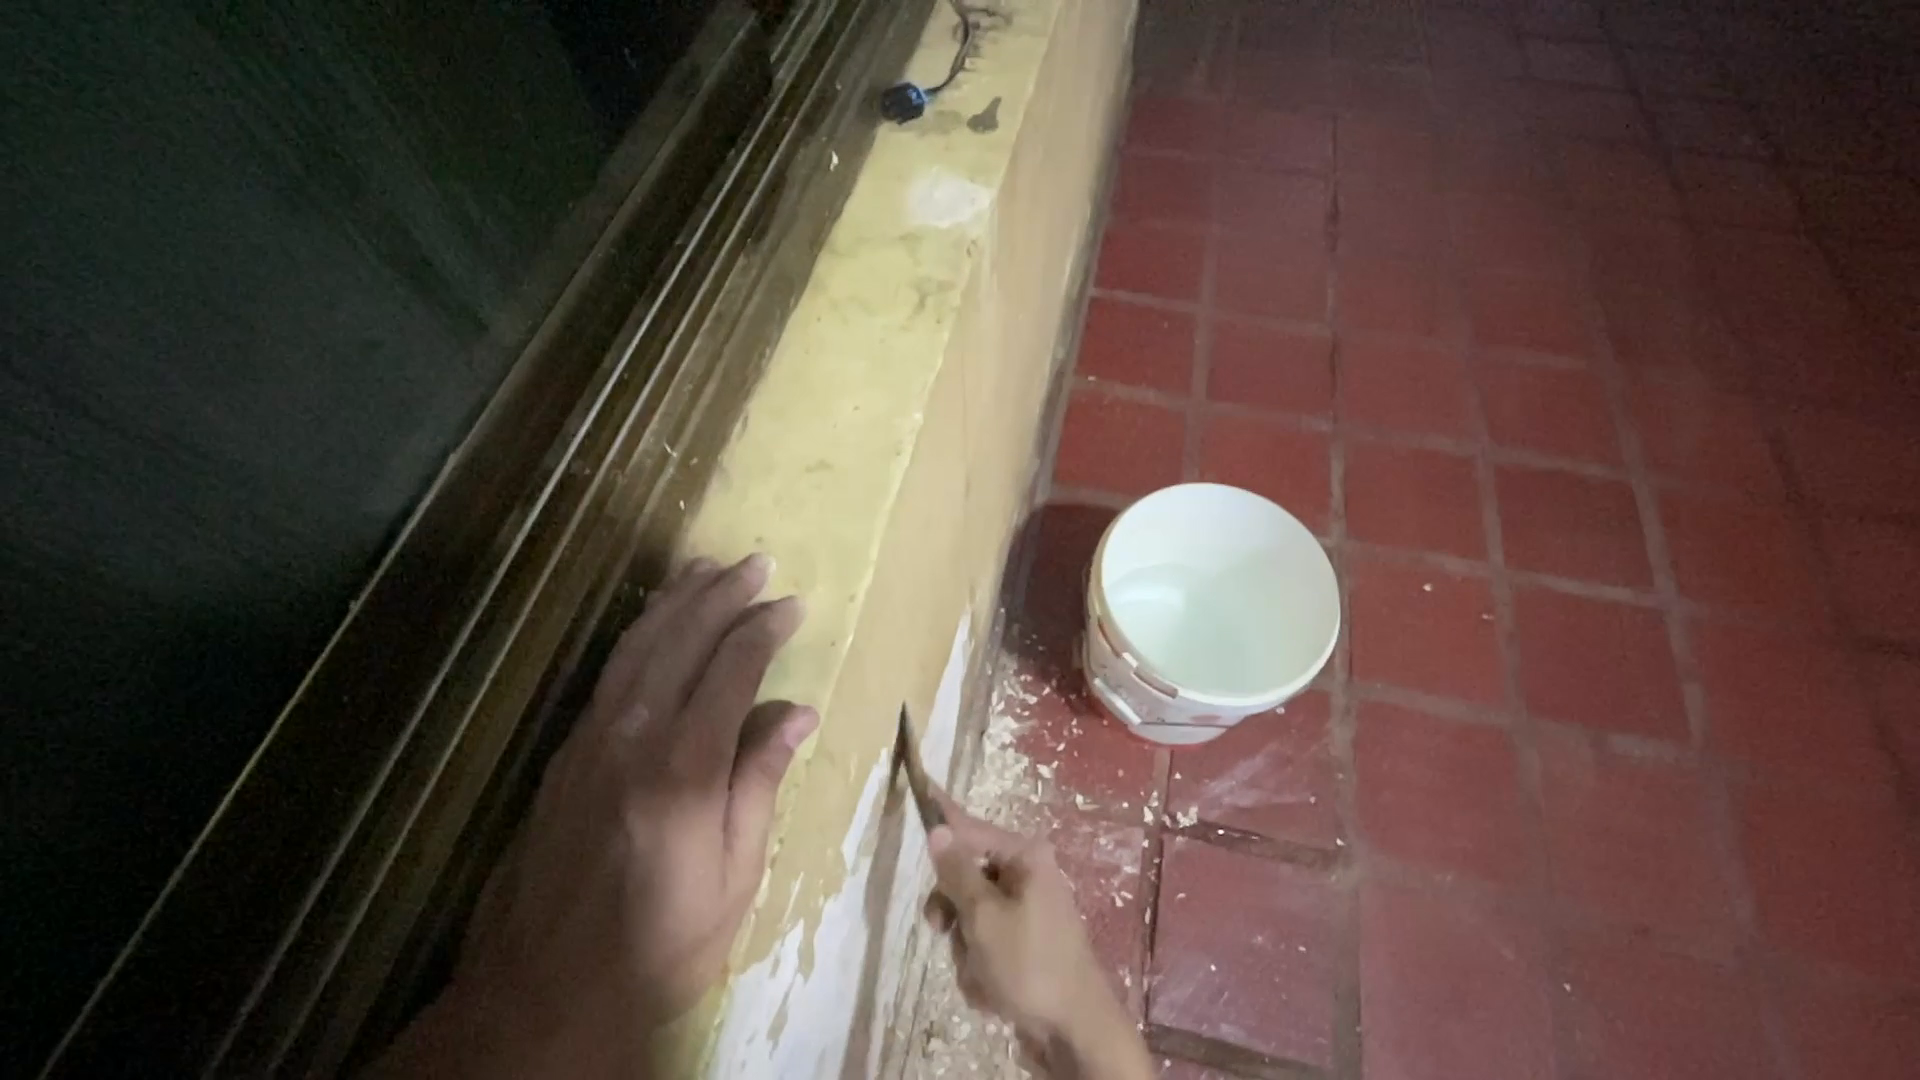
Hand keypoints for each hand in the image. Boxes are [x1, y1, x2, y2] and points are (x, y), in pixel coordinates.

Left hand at [391, 553, 813, 1076]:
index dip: (764, 629)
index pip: (732, 669)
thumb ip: (760, 781)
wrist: (544, 991)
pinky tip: (655, 622)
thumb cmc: (662, 940)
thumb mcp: (736, 873)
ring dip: (675, 600)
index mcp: (683, 766)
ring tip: (706, 566)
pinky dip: (639, 633)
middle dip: (722, 594)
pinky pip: (609, 672)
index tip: (793, 604)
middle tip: (756, 562)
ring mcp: (590, 740)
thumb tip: (798, 712)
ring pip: (637, 646)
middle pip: (681, 640)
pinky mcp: (566, 753)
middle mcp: (632, 735)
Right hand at [923, 803, 1149, 1078]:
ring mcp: (1026, 913)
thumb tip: (939, 829)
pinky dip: (980, 969)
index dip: (942, 816)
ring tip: (982, 974)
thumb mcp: (984, 916)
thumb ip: (957, 873)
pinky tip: (993, 990)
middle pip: (965, 877)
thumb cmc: (1030, 964)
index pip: (971, 827)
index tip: (921, 786)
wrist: (1074, 1032)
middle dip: (952, 913)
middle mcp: (1027, 877)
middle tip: (942, 930)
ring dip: (965, 949)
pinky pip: (984, 946)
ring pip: (969, 918)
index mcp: (1024, 858)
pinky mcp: (1024, 947)